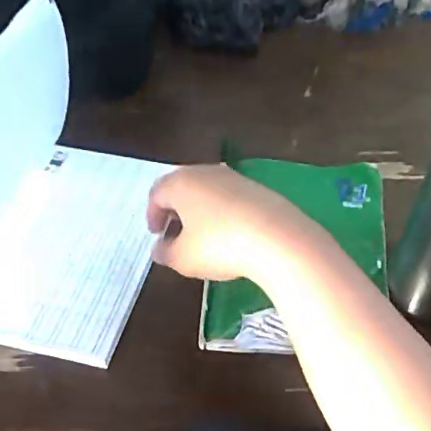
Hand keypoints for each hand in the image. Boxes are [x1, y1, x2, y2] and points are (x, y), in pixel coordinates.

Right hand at [147, 164, 325, 282]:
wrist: (277, 238)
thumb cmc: (219, 246)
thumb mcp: (183, 258)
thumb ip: (165, 253)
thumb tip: (159, 249)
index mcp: (181, 183)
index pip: (157, 193)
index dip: (153, 215)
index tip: (156, 233)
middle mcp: (207, 172)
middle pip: (183, 188)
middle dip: (176, 210)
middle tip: (176, 233)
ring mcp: (236, 178)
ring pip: (209, 192)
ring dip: (201, 211)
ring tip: (203, 237)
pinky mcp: (259, 190)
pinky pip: (232, 200)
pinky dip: (224, 214)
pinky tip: (230, 236)